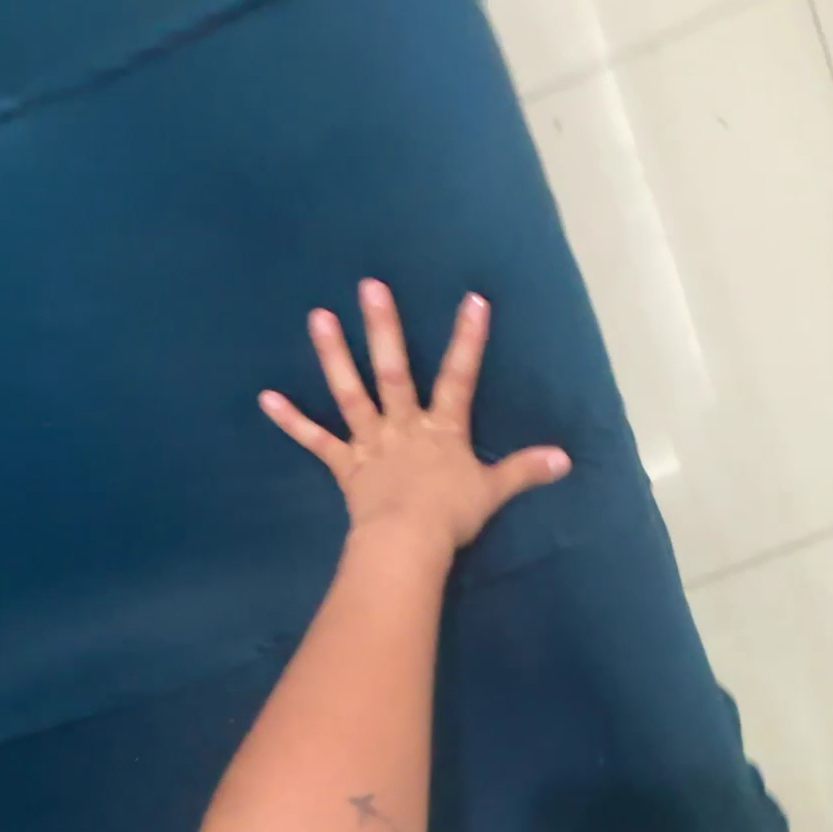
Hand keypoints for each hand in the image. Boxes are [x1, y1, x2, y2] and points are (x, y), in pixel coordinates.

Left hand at [259, 279, 570, 550]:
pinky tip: (266, 398)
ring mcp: (371, 442)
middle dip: (384, 328)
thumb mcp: (494, 492)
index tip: (472, 300)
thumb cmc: (451, 517)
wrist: (408, 544)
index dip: (468, 340)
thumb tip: (566, 460)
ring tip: (317, 317)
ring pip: (351, 392)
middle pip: (394, 371)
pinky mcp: (345, 464)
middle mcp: (404, 425)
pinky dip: (291, 420)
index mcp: (442, 429)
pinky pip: (315, 440)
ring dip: (334, 355)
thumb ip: (526, 470)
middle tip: (368, 286)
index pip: (461, 377)